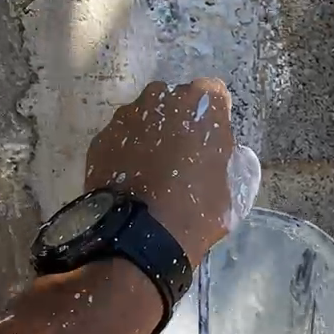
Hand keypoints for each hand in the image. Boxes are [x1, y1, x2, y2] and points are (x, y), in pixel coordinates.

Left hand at [85, 78, 235, 264]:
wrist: (138, 239)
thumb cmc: (196, 210)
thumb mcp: (232, 184)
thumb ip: (226, 153)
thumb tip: (217, 149)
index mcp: (202, 101)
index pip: (214, 94)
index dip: (213, 118)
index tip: (210, 141)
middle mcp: (163, 96)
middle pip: (176, 101)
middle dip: (180, 121)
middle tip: (181, 155)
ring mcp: (127, 115)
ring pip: (145, 116)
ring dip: (151, 134)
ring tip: (151, 171)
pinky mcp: (102, 137)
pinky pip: (121, 138)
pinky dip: (126, 151)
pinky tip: (130, 179)